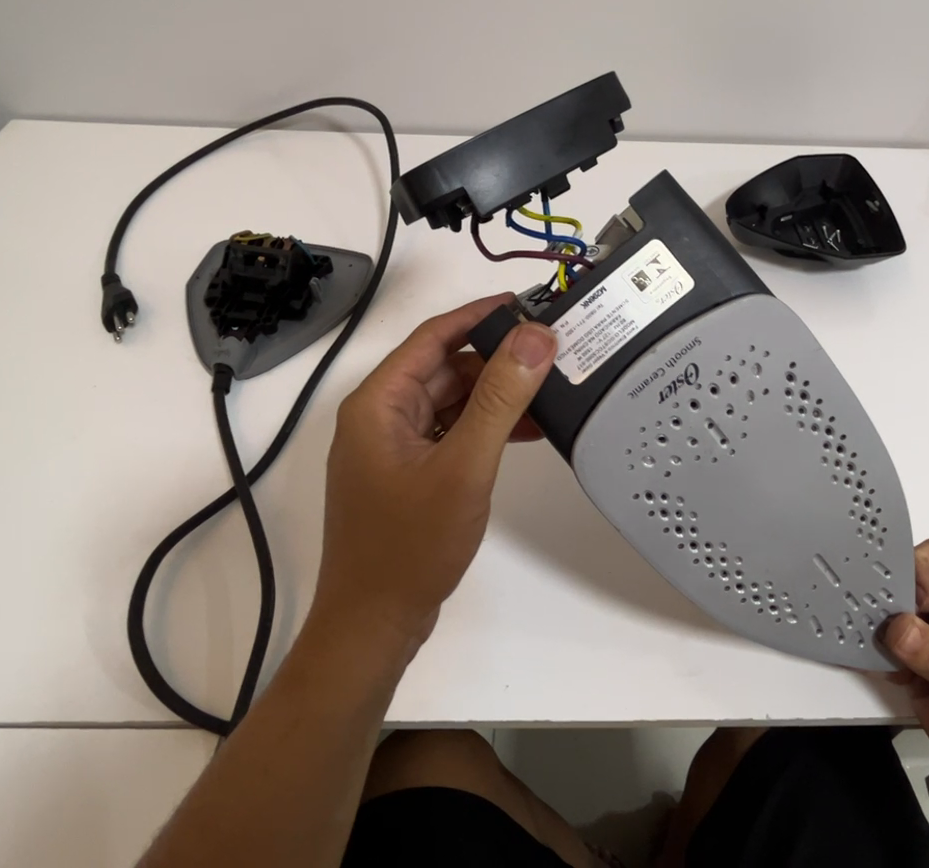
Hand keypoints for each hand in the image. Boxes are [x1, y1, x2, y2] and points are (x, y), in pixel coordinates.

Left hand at [313, 294, 555, 645]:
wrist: (374, 623)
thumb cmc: (412, 543)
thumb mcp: (464, 466)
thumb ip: (501, 399)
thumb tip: (535, 337)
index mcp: (379, 402)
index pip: (434, 336)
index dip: (481, 315)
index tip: (529, 304)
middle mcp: (381, 416)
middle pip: (445, 368)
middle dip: (497, 360)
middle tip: (553, 353)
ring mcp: (393, 447)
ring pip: (451, 402)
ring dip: (496, 397)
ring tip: (550, 393)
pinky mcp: (408, 473)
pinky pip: (450, 433)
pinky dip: (485, 429)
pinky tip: (525, 434)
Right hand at [883, 542, 928, 834]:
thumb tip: (897, 626)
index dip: (925, 571)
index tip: (914, 602)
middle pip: (917, 589)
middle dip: (892, 595)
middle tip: (868, 611)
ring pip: (901, 624)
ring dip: (881, 628)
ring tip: (860, 634)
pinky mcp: (927, 684)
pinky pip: (896, 659)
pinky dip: (878, 657)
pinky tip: (865, 658)